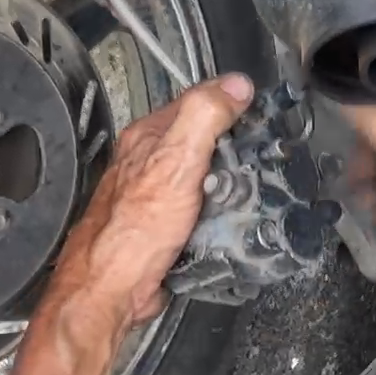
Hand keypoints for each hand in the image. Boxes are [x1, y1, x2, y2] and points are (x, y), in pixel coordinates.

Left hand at [47, 73, 254, 335]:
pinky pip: (204, 202)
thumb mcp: (177, 161)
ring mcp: (159, 190)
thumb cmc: (132, 232)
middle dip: (236, 140)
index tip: (261, 107)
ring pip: (205, 169)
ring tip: (253, 177)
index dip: (233, 99)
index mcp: (150, 136)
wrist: (112, 289)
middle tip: (263, 145)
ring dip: (231, 174)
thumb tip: (235, 86)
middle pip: (203, 135)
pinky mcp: (168, 220)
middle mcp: (150, 159)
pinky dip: (222, 204)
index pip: (199, 98)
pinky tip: (232, 211)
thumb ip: (205, 117)